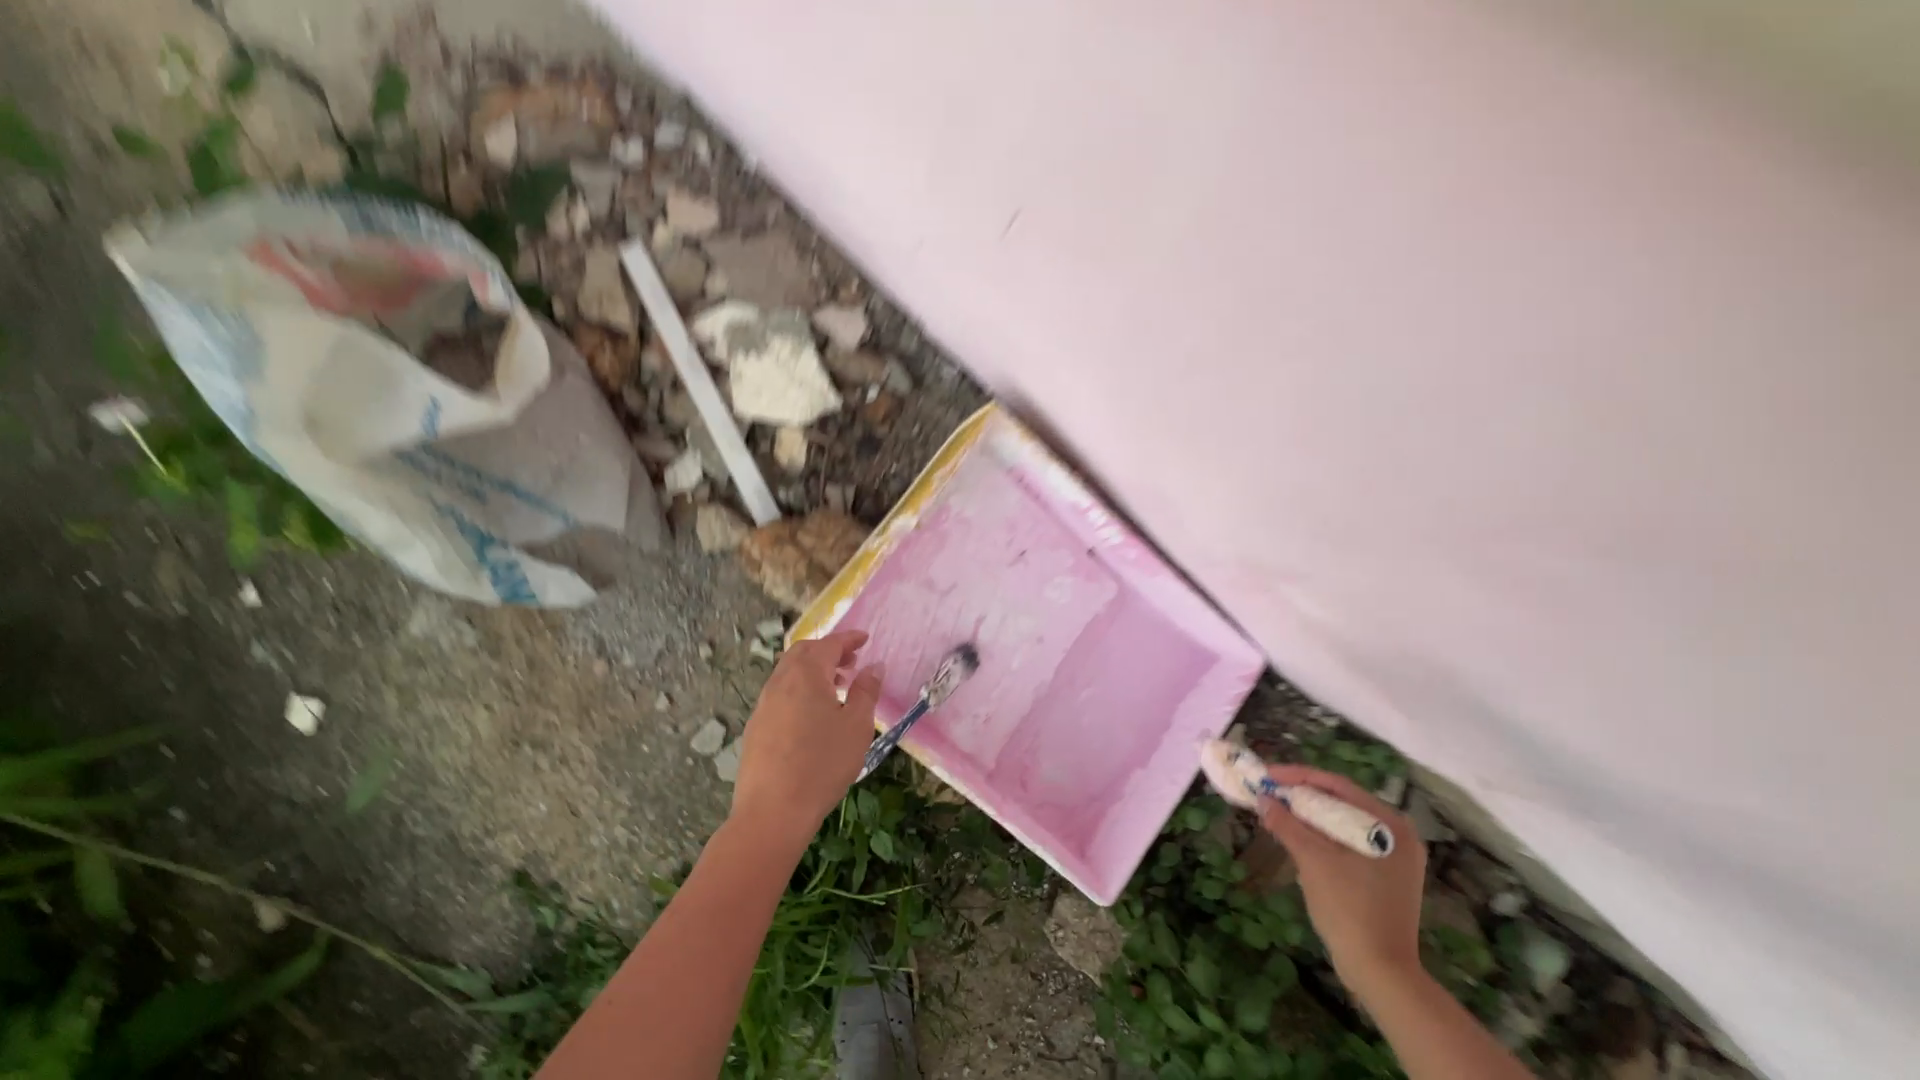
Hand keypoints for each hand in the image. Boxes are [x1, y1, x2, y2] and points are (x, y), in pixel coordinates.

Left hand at [729, 630, 883, 855]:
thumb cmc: (823, 764)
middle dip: (828, 651)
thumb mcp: (856, 727)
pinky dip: (799, 690)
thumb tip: (873, 666)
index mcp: (807, 675)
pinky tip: (812, 716)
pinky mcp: (756, 727)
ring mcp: (763, 705)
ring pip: (788, 674)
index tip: (865, 638)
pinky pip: (780, 694)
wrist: (773, 810)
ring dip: (812, 671)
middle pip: (803, 653)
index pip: (829, 644)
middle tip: (851, 662)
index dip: (848, 639)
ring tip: (836, 689)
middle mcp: (780, 682)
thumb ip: (866, 691)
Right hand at [1259, 765, 1426, 995]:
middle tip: (1269, 793)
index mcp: (1390, 824)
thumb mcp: (1314, 862)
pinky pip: (1350, 843)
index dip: (1298, 777)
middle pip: (1343, 802)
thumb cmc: (1350, 910)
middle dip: (1303, 796)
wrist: (1381, 971)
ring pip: (1344, 824)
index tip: (1266, 776)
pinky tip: (1300, 840)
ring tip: (1278, 813)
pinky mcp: (1386, 876)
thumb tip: (1264, 801)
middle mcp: (1399, 834)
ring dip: (1311, 817)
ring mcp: (1395, 857)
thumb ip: (1288, 825)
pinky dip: (1324, 837)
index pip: (1338, 786)